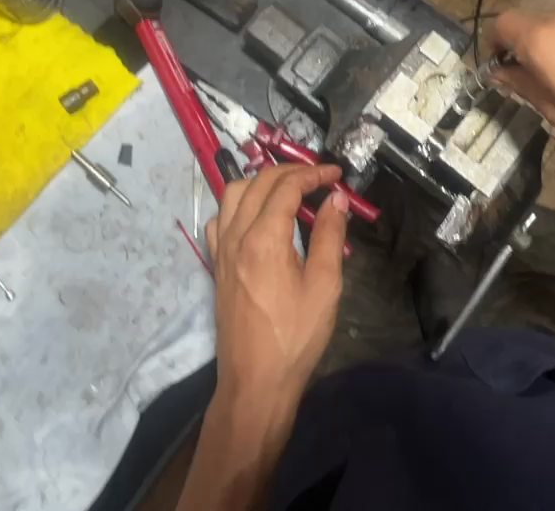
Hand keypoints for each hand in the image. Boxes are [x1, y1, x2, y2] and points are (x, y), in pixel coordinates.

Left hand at [203, 164, 350, 413]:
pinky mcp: (216, 265)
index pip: (287, 187)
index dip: (314, 175)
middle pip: (259, 182)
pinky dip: (238, 204)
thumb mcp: (325, 286)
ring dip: (261, 182)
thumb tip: (336, 199)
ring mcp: (221, 249)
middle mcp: (236, 235)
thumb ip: (330, 236)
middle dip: (291, 172)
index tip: (337, 176)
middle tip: (319, 178)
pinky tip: (257, 216)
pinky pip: (220, 218)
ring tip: (289, 189)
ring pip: (233, 193)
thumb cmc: (295, 337)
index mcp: (264, 238)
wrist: (255, 382)